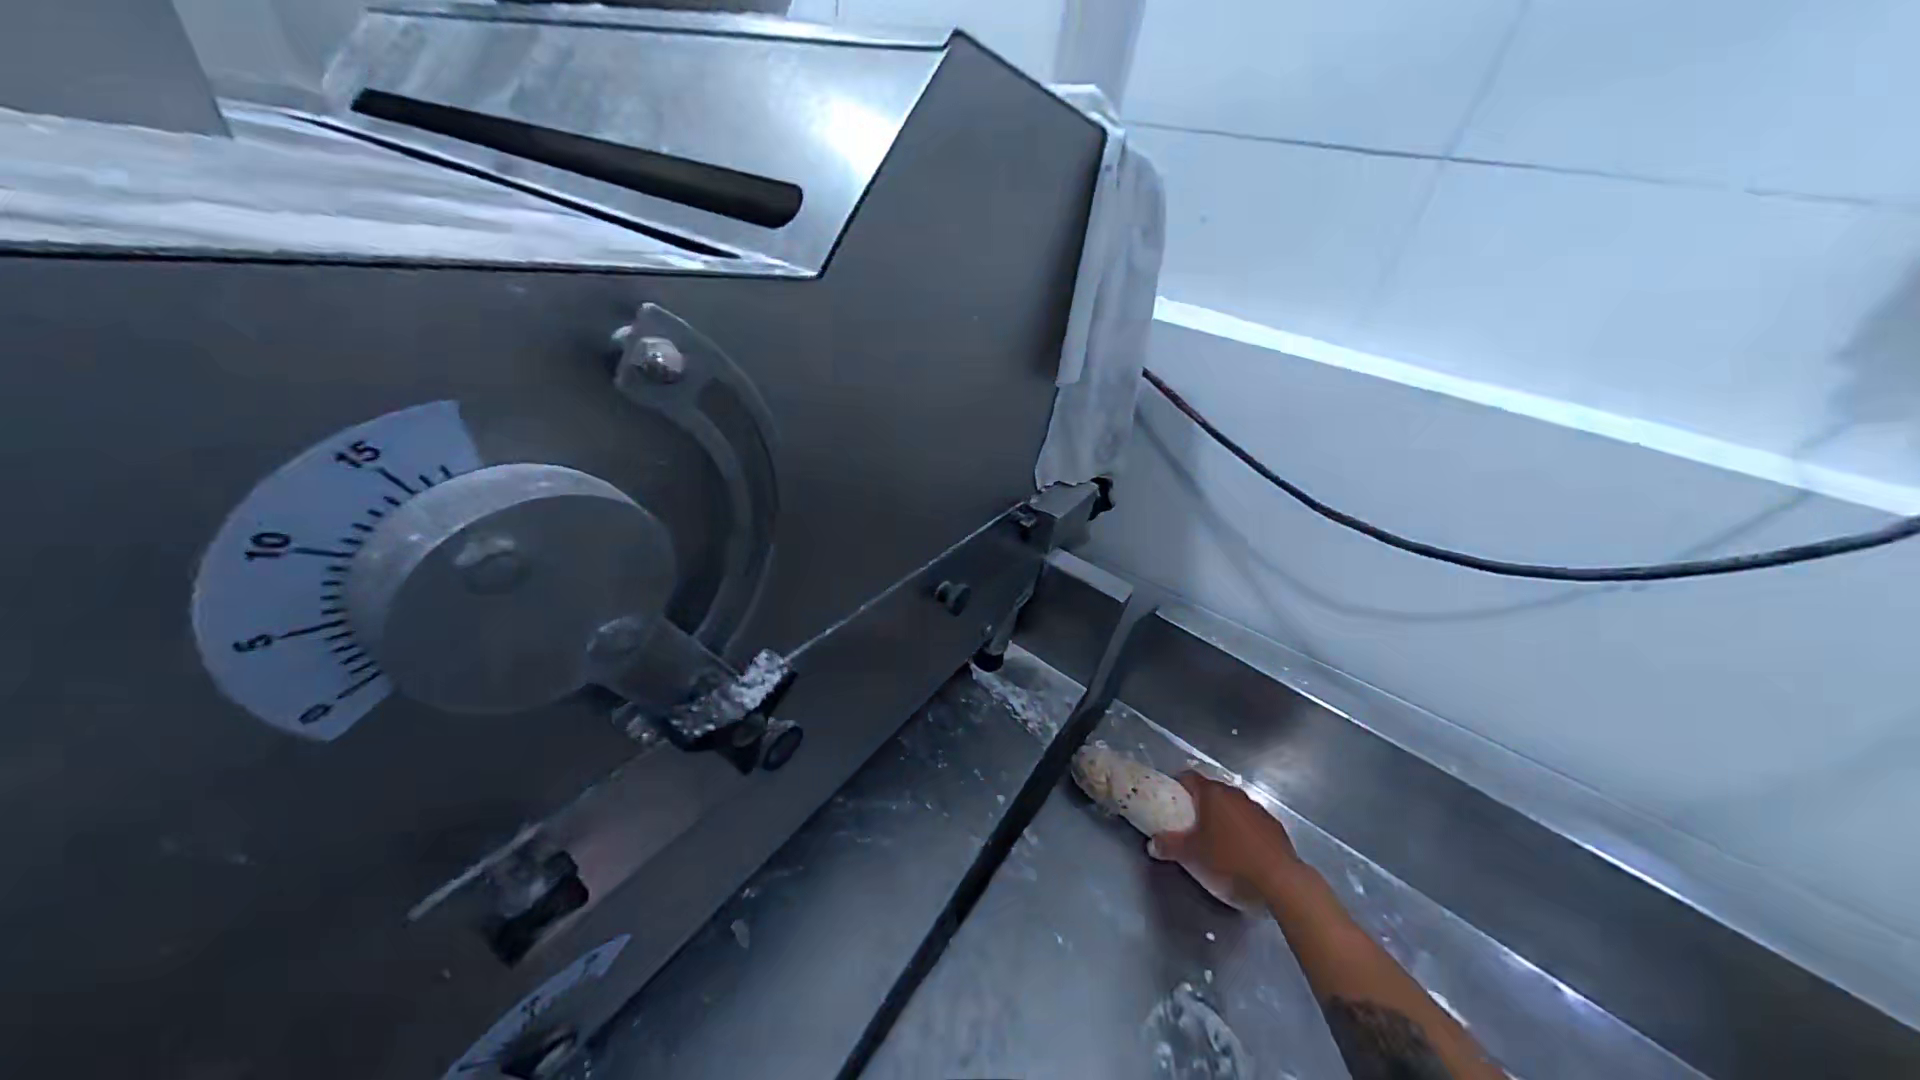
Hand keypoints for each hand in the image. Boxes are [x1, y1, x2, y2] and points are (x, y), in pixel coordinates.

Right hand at [1149, 772, 1301, 894]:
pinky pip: (1250, 821)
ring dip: (1222, 816)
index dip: (1177, 784)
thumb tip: (1152, 844)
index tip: (1170, 798)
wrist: (1279, 879)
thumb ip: (1169, 845)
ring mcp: (1257, 808)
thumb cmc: (1229, 859)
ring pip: (1232, 805)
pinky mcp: (1274, 826)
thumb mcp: (1191, 854)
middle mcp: (1235, 794)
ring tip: (1215, 838)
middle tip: (1189, 822)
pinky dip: (1242, 830)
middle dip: (1199, 803)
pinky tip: (1240, 850)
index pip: (1188, 777)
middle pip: (1211, 791)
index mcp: (1212, 794)